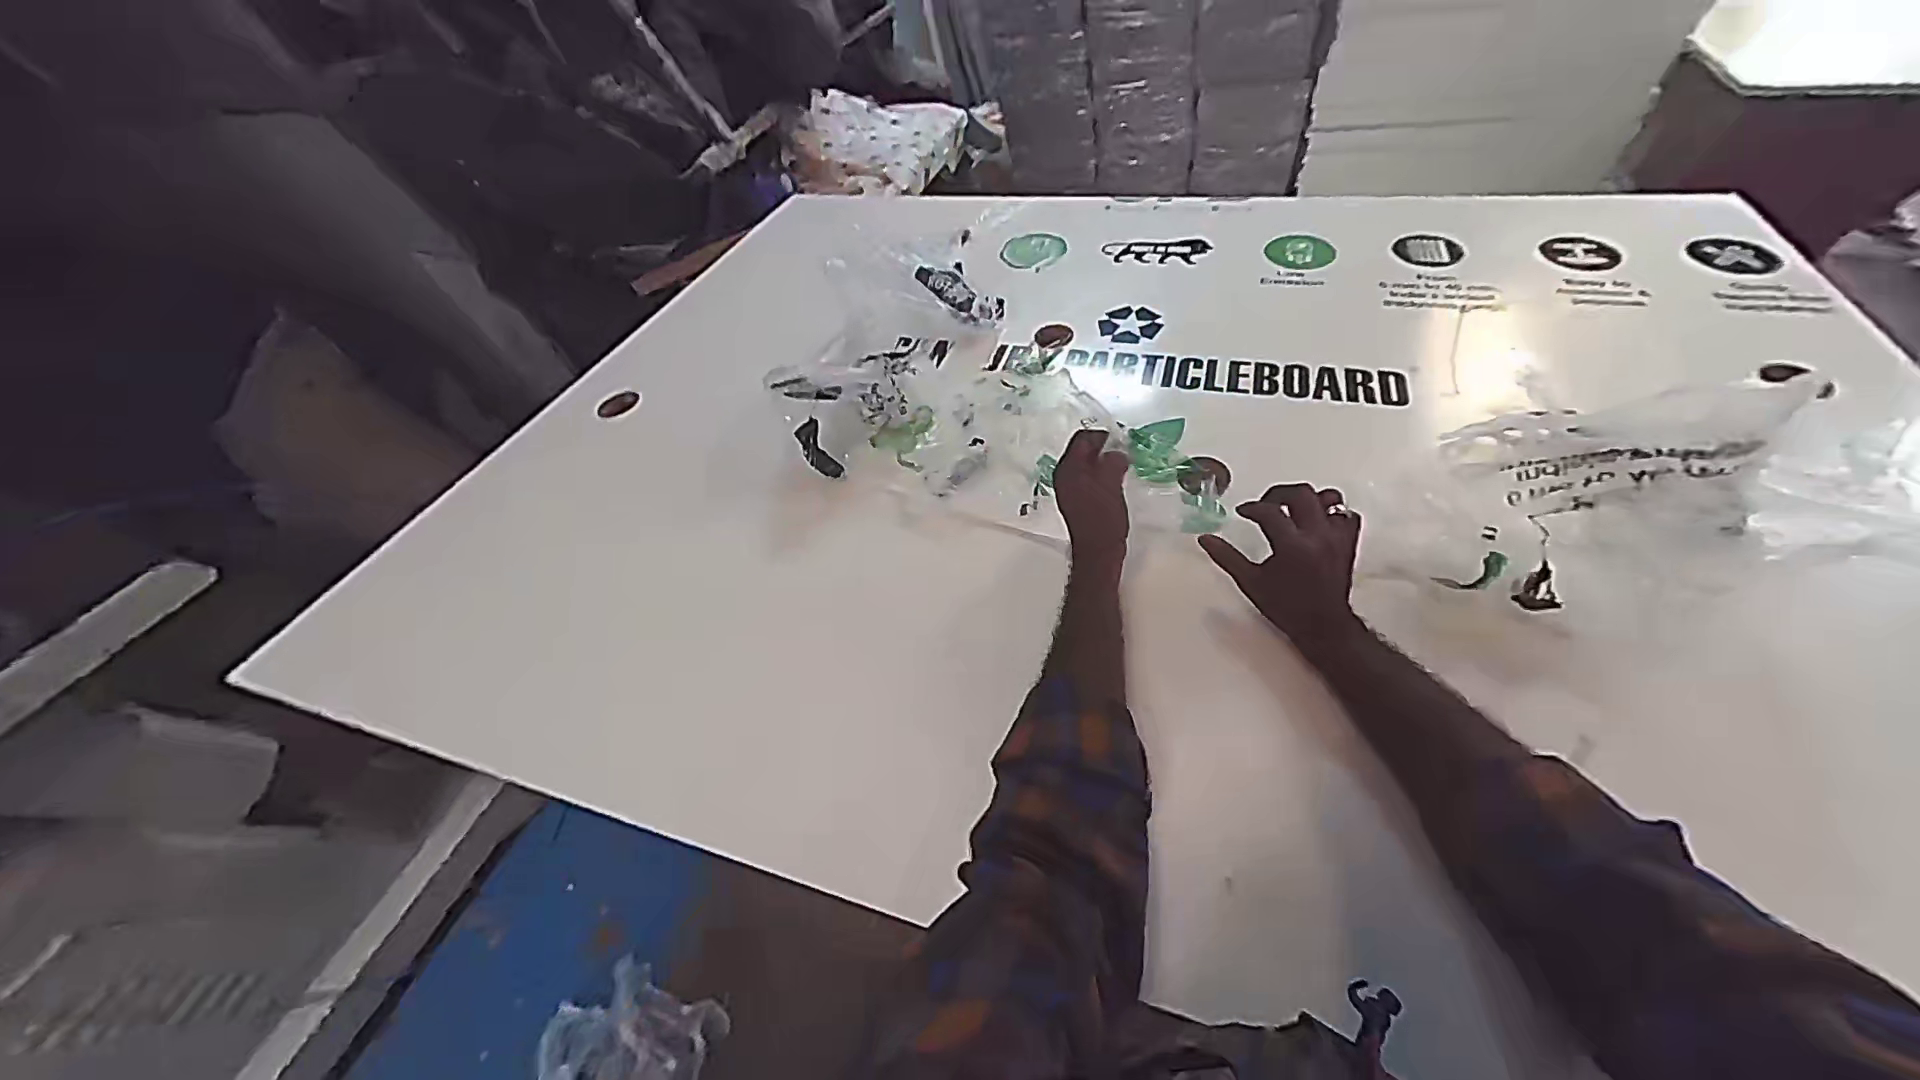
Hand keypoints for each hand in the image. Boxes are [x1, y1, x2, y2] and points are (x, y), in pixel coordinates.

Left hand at [1054, 429, 1130, 564]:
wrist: (1098, 551)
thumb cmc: (1104, 517)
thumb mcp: (1112, 483)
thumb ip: (1113, 461)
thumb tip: (1117, 451)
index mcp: (1069, 468)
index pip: (1083, 439)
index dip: (1102, 435)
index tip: (1122, 437)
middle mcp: (1064, 476)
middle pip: (1082, 451)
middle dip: (1102, 447)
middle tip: (1124, 450)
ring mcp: (1068, 490)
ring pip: (1085, 465)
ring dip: (1102, 462)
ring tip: (1123, 464)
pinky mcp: (1076, 501)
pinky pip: (1087, 479)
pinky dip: (1100, 475)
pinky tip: (1115, 480)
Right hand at [1198, 483, 1360, 643]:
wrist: (1322, 624)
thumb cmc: (1285, 606)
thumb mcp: (1250, 581)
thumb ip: (1227, 557)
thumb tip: (1205, 539)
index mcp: (1291, 545)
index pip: (1270, 511)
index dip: (1252, 508)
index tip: (1243, 512)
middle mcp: (1317, 535)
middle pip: (1301, 494)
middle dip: (1279, 493)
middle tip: (1265, 503)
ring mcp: (1337, 537)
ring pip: (1329, 498)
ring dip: (1309, 498)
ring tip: (1293, 506)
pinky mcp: (1349, 542)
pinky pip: (1347, 515)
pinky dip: (1332, 512)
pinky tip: (1317, 520)